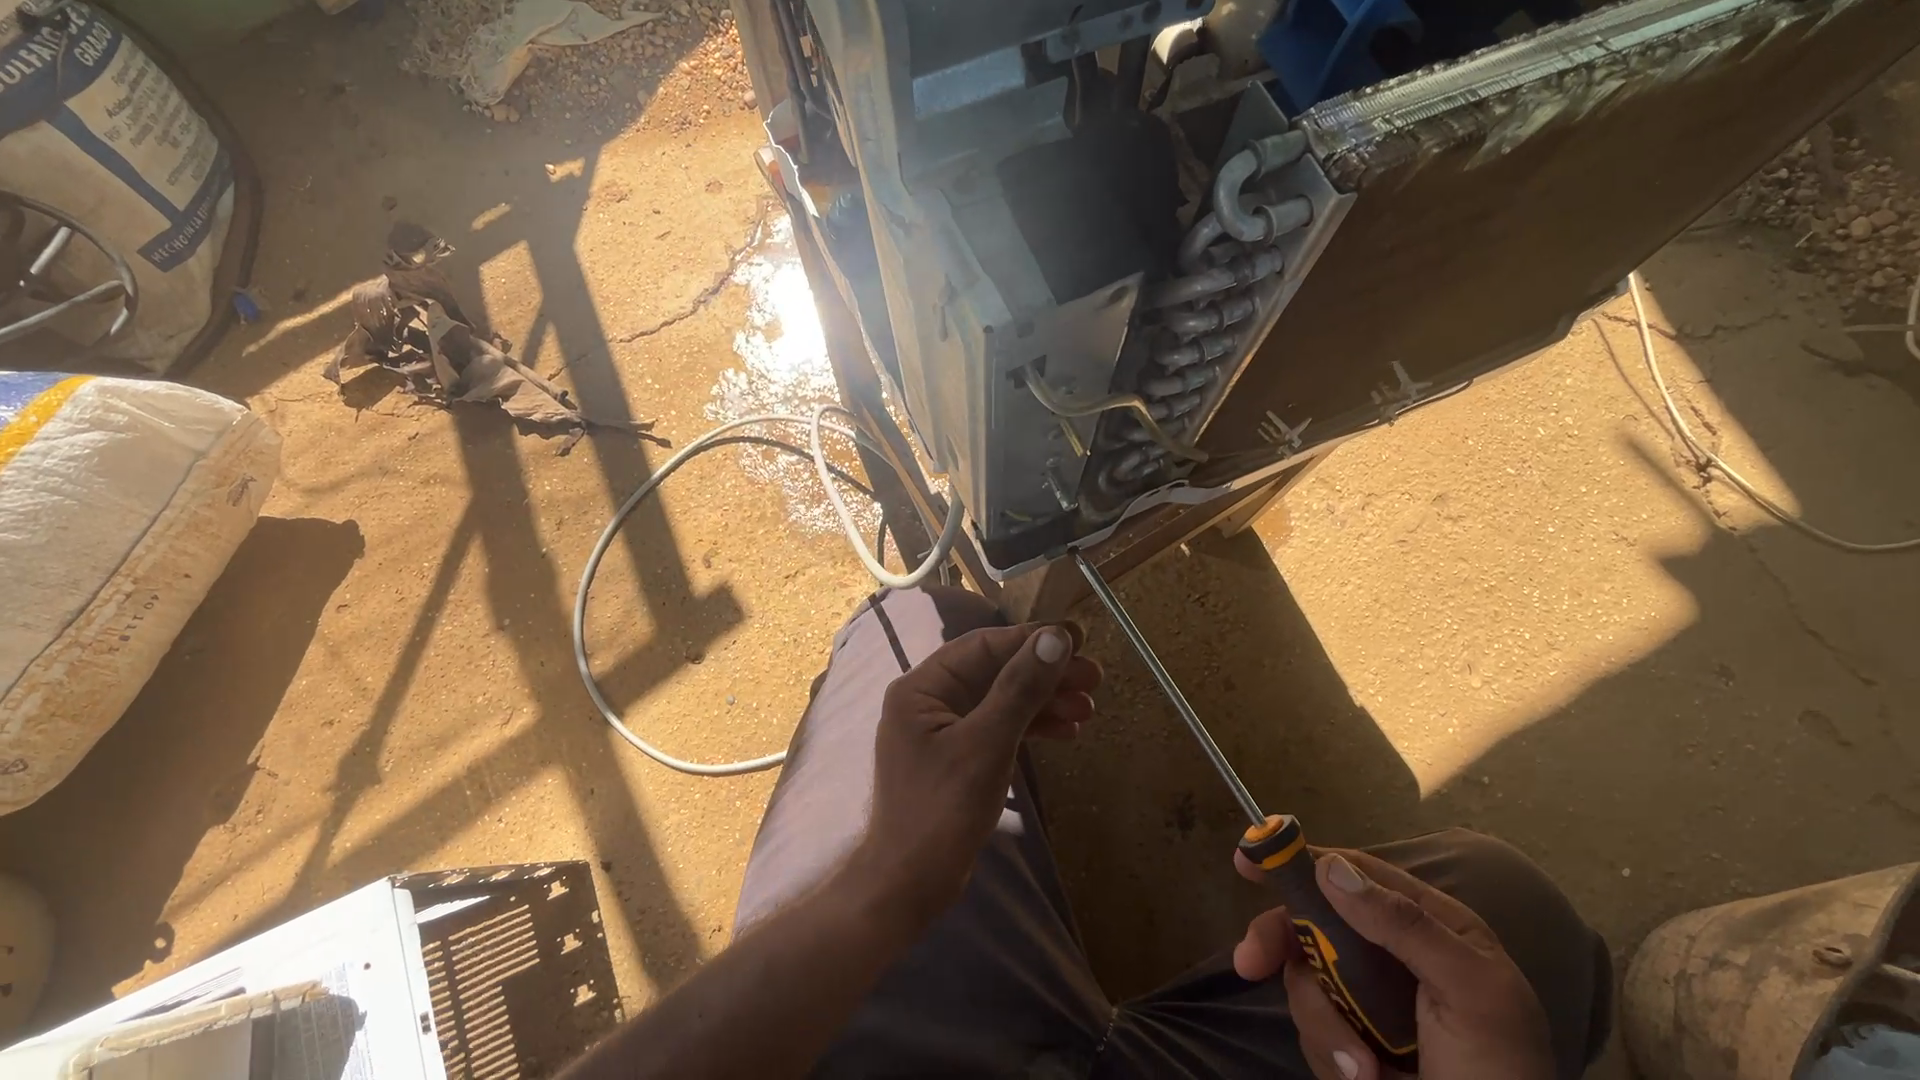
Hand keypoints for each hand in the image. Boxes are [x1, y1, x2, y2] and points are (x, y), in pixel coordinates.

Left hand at [852, 622, 1101, 920]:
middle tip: (1095, 677)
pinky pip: (999, 728)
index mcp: (921, 688)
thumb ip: (1020, 689)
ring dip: (1044, 701)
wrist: (909, 885)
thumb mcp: (986, 745)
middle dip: (1044, 673)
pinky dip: (1031, 727)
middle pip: (995, 672)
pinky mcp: (957, 758)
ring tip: (1089, 708)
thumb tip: (1055, 638)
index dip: (1032, 640)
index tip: (1079, 639)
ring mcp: (942, 731)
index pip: (982, 646)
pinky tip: (1067, 732)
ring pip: (1001, 700)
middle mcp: (928, 701)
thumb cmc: (941, 810)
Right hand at [1232, 849, 1553, 1079]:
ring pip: (1304, 980)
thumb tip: (1329, 866)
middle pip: (1310, 922)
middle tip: (1250, 964)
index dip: (1299, 860)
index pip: (1355, 873)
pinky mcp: (1349, 1042)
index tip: (1246, 860)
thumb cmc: (1500, 1073)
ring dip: (1324, 1025)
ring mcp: (1367, 1000)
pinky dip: (1330, 1056)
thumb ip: (1405, 925)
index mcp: (1429, 926)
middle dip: (1278, 942)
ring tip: (1365, 1071)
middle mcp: (1390, 954)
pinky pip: (1310, 1030)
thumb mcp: (1471, 993)